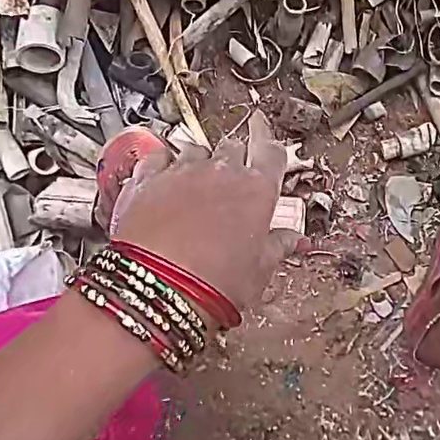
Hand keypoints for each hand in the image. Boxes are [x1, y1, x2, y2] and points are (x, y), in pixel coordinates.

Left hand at [108, 114, 292, 312]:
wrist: (157, 291)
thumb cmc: (213, 285)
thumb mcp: (259, 271)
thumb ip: (278, 245)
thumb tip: (291, 240)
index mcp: (257, 189)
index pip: (272, 153)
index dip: (271, 153)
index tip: (268, 155)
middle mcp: (222, 171)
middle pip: (234, 147)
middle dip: (235, 161)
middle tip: (231, 185)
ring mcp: (183, 171)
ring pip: (197, 149)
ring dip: (200, 163)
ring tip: (196, 188)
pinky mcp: (148, 178)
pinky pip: (159, 156)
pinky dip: (163, 164)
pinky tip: (163, 178)